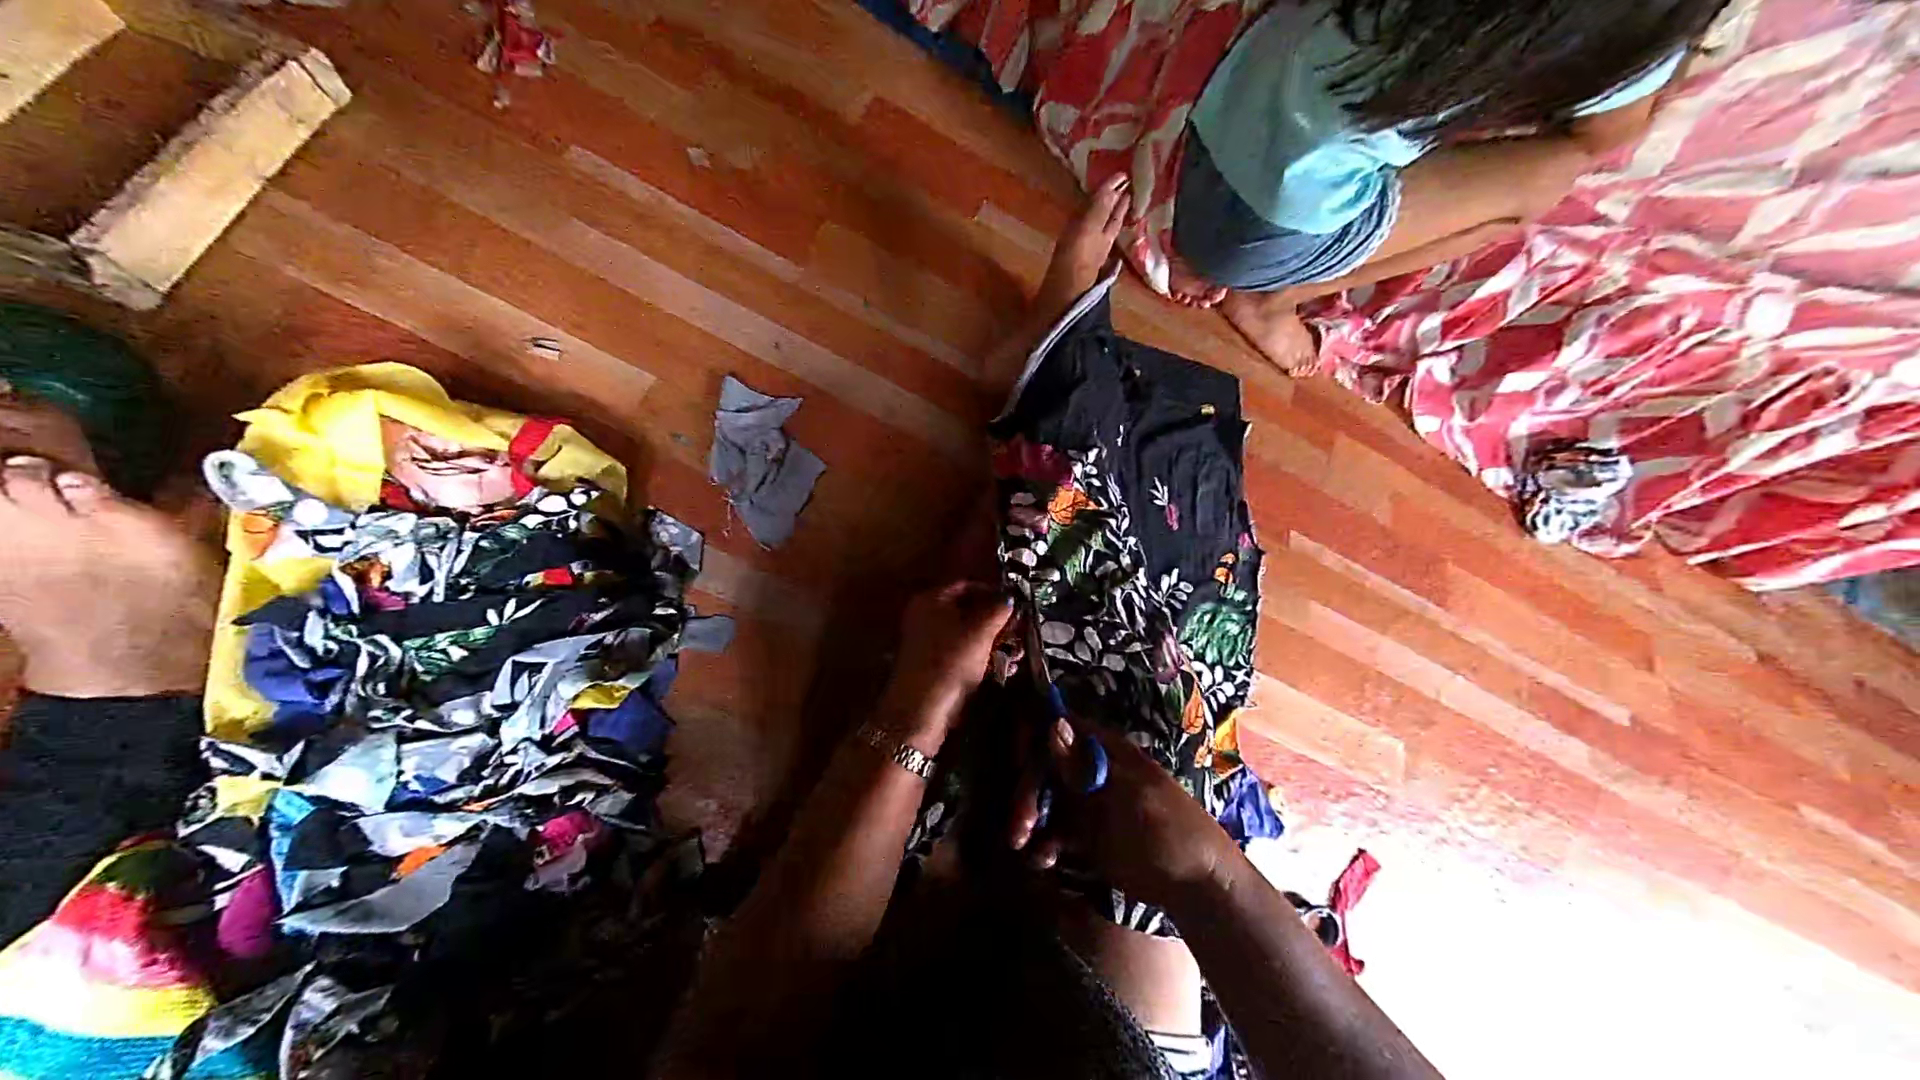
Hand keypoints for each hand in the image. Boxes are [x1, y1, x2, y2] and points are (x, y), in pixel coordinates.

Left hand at [875, 581, 1013, 748]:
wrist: (922, 710)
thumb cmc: (950, 661)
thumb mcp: (980, 631)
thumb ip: (998, 609)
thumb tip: (1010, 597)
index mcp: (931, 600)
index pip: (966, 584)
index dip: (993, 590)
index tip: (1016, 601)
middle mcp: (927, 617)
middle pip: (968, 610)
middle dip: (998, 621)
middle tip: (1020, 630)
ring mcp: (930, 643)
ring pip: (969, 635)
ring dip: (996, 642)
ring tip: (1017, 653)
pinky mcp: (936, 666)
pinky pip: (964, 654)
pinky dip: (985, 658)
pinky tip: (1006, 668)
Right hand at [1010, 716, 1240, 908]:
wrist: (1198, 887)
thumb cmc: (1170, 830)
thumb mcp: (1129, 796)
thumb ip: (1086, 766)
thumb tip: (1054, 723)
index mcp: (1107, 751)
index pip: (1060, 731)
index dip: (1035, 740)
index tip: (1017, 762)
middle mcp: (1092, 771)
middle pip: (1046, 769)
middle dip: (1029, 795)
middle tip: (1019, 827)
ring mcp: (1088, 804)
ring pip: (1045, 802)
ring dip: (1031, 822)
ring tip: (1025, 848)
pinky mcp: (1086, 837)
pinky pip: (1054, 833)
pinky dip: (1044, 845)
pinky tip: (1044, 861)